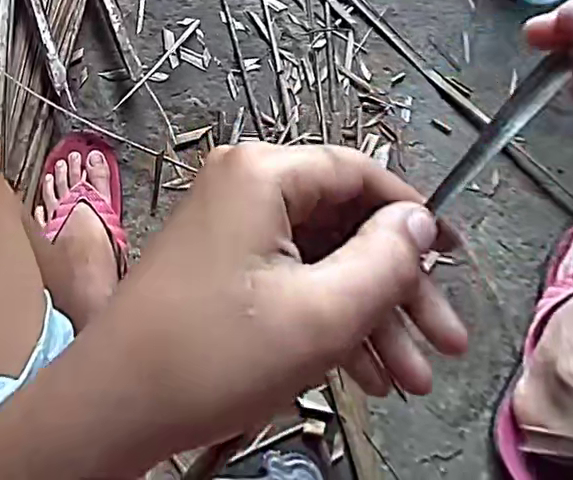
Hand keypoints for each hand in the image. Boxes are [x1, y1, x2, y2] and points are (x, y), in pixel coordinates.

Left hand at [0, 143, 469, 477]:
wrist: (120, 400)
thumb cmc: (214, 352)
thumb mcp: (319, 313)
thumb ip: (383, 262)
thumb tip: (418, 225)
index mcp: (262, 172)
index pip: (356, 172)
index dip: (410, 214)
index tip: (452, 255)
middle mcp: (245, 182)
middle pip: (342, 218)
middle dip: (395, 283)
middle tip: (444, 338)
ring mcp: (231, 220)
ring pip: (320, 253)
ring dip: (368, 310)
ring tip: (411, 374)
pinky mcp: (223, 256)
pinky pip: (291, 272)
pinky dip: (328, 314)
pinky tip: (367, 369)